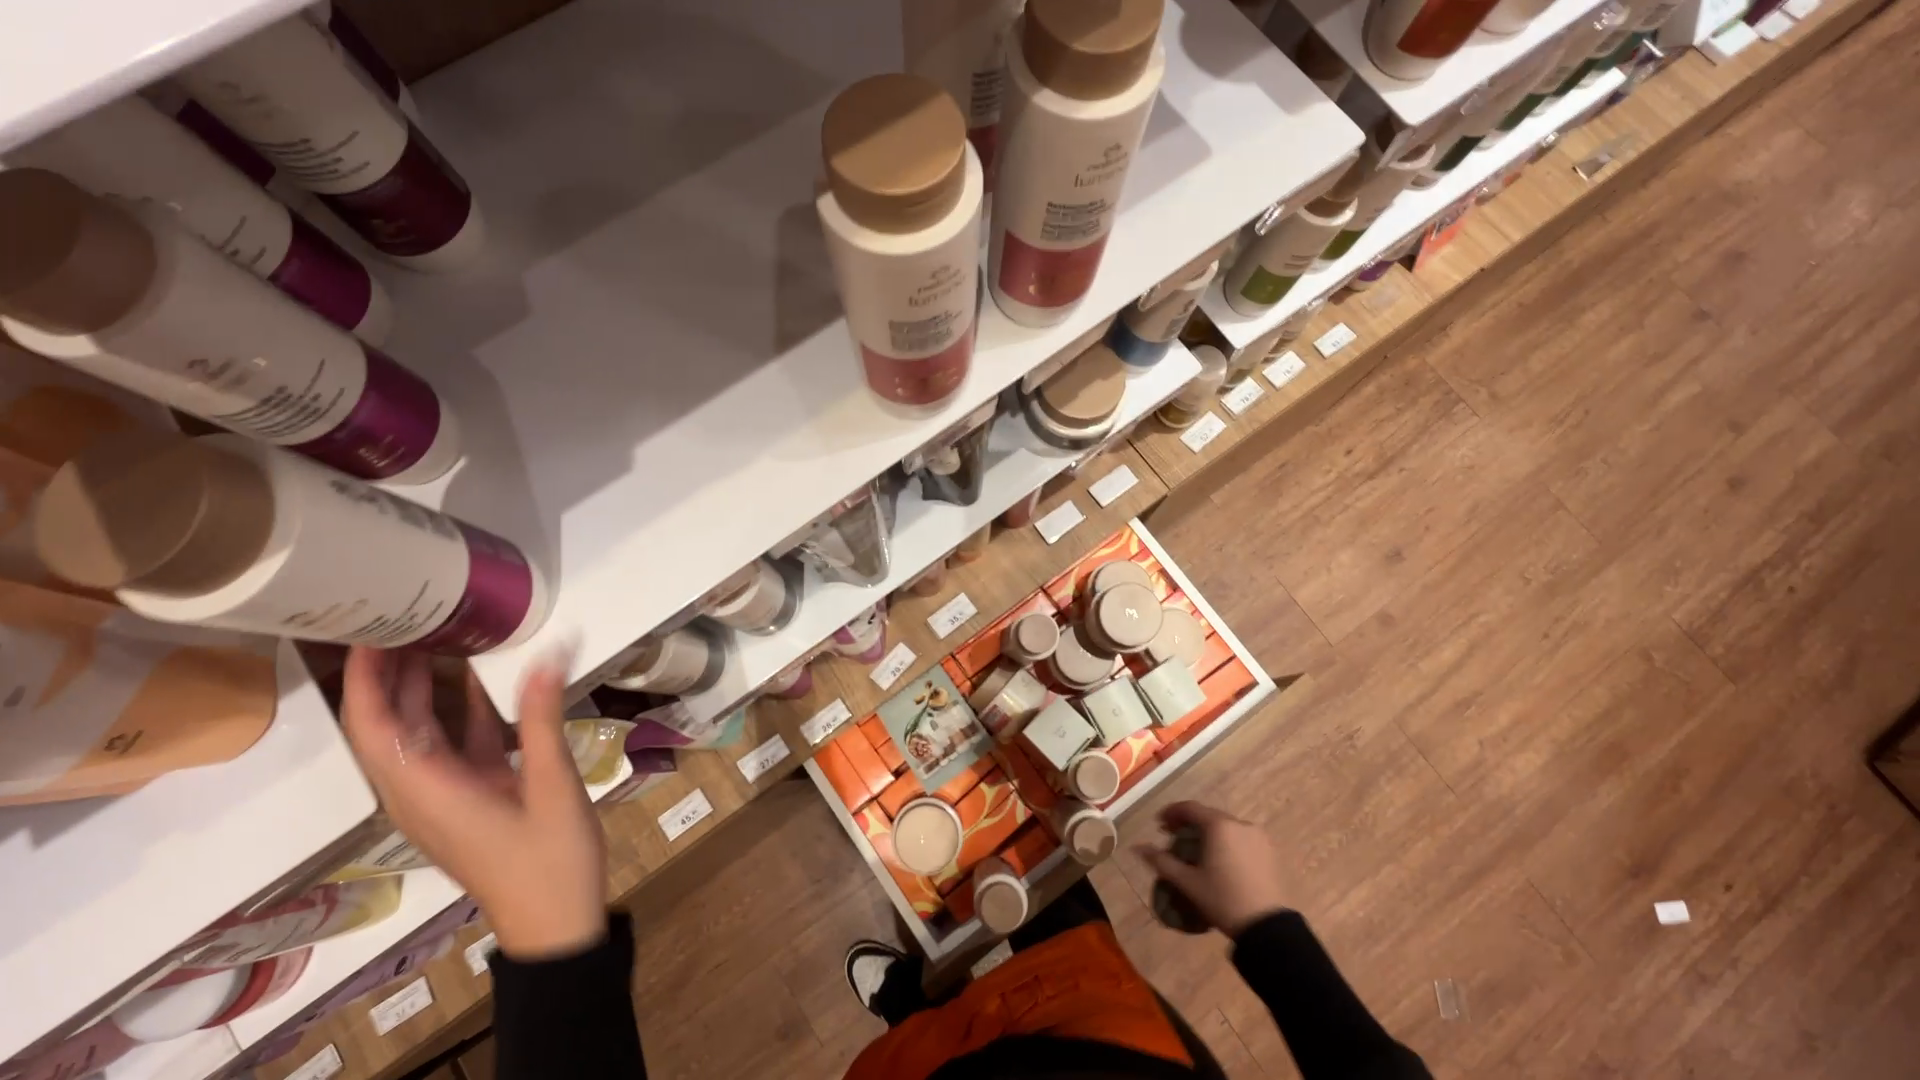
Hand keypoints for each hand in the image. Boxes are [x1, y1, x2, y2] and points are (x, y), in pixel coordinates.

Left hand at [340, 647, 607, 959]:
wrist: (554, 923)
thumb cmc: (549, 859)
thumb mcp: (551, 786)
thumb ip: (542, 719)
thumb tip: (550, 654)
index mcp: (425, 789)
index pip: (373, 723)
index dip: (367, 674)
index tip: (375, 625)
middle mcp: (419, 790)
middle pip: (387, 722)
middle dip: (391, 668)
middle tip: (411, 611)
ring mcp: (442, 795)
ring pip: (418, 731)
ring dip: (422, 685)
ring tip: (440, 630)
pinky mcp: (466, 797)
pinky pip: (450, 745)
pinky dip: (459, 709)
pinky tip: (481, 676)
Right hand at [1135, 801, 1288, 936]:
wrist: (1268, 926)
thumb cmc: (1223, 900)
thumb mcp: (1187, 882)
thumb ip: (1161, 861)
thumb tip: (1137, 848)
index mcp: (1219, 826)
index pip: (1190, 808)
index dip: (1171, 813)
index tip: (1159, 825)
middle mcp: (1240, 824)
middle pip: (1209, 816)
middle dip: (1189, 824)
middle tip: (1174, 837)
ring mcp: (1258, 837)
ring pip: (1227, 827)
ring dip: (1209, 833)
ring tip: (1198, 851)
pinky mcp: (1270, 851)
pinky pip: (1242, 838)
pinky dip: (1227, 842)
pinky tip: (1221, 861)